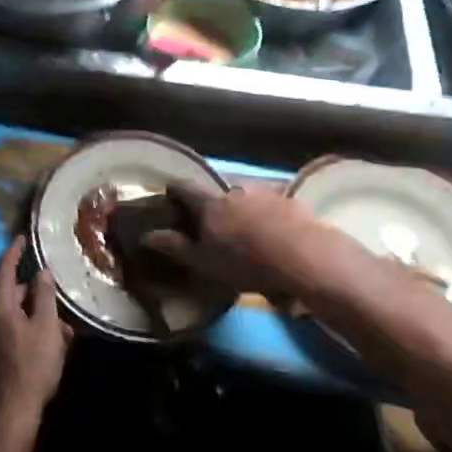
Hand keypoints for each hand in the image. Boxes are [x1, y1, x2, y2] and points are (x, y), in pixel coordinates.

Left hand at [0, 237, 70, 426]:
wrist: (11, 409)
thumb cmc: (32, 364)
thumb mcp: (46, 327)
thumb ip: (45, 297)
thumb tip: (42, 272)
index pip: (3, 269)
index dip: (13, 252)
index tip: (22, 237)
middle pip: (7, 290)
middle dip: (29, 285)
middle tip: (49, 281)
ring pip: (13, 311)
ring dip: (35, 310)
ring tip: (60, 318)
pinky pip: (13, 328)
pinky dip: (31, 326)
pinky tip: (54, 339)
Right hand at [139, 180, 328, 298]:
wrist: (306, 258)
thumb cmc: (246, 262)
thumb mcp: (203, 261)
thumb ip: (174, 246)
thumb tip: (145, 234)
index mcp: (209, 204)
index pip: (183, 188)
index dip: (174, 191)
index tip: (168, 195)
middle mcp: (234, 191)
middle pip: (217, 192)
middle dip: (212, 204)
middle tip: (213, 221)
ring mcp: (266, 193)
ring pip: (246, 197)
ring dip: (242, 208)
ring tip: (247, 228)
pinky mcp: (293, 202)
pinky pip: (273, 203)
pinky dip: (269, 213)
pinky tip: (275, 231)